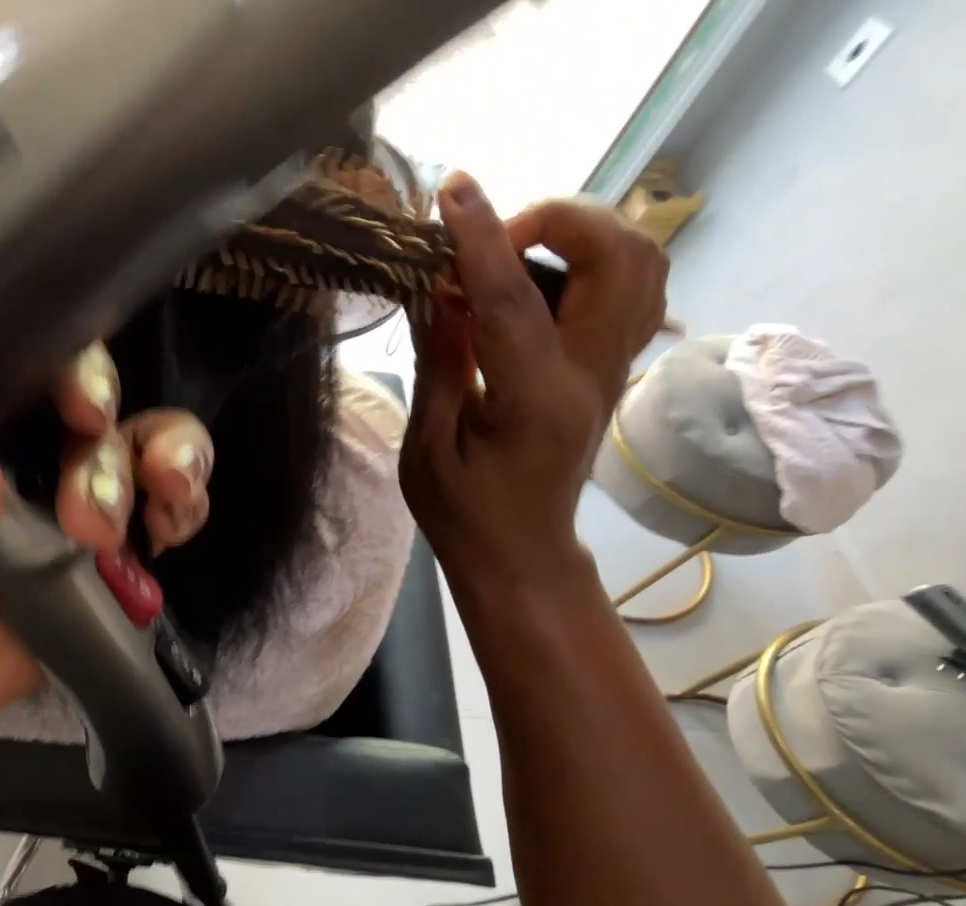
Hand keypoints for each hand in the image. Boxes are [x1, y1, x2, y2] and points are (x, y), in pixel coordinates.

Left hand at [0, 346, 213, 715]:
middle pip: (98, 405)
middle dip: (108, 445)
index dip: (66, 373)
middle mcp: (32, 449)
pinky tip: (169, 530)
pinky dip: (185, 508)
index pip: (23, 371)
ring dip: (170, 461)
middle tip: (89, 512)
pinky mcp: (119, 547)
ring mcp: (82, 494)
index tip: (82, 407)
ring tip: (162, 499)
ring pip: (150, 443)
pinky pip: (172, 508)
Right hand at [402, 172, 667, 583]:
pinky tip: (537, 278)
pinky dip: (591, 258)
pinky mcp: (612, 366)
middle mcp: (592, 372)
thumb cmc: (463, 513)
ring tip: (511, 252)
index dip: (478, 239)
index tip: (453, 191)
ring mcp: (613, 366)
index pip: (513, 299)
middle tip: (486, 241)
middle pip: (619, 256)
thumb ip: (439, 363)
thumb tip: (437, 290)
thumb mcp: (427, 447)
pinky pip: (632, 286)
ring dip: (580, 233)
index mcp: (536, 399)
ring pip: (641, 261)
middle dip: (554, 220)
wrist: (522, 552)